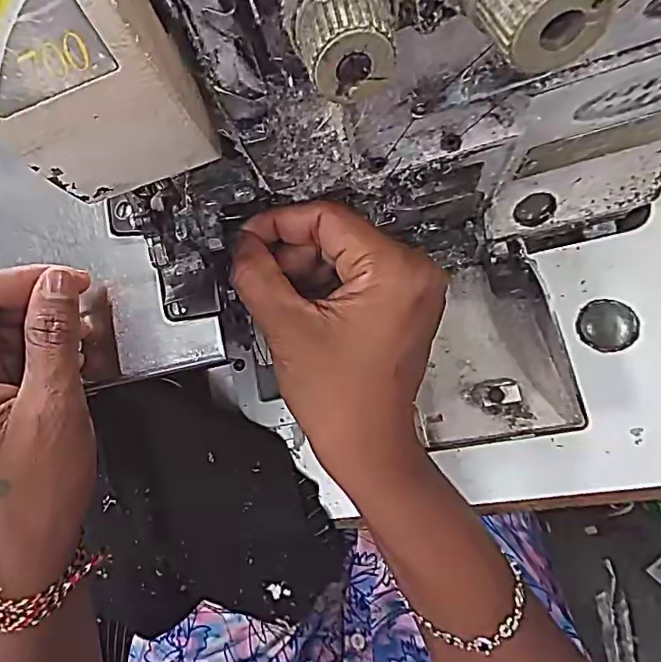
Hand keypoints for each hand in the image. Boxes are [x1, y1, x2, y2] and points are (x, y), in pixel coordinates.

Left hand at [0, 265, 95, 594]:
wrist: (32, 543)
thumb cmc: (32, 497)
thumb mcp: (52, 407)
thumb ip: (54, 336)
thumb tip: (56, 285)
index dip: (29, 282)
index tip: (72, 283)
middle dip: (40, 311)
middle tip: (85, 319)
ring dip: (45, 334)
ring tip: (81, 353)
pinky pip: (2, 355)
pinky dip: (39, 354)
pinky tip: (67, 367)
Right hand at [230, 201, 446, 475]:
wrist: (368, 443)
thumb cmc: (345, 403)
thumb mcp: (287, 327)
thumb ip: (257, 275)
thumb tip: (246, 247)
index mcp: (395, 271)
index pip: (328, 218)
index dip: (280, 224)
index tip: (253, 237)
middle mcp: (414, 274)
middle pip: (337, 235)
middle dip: (292, 254)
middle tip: (261, 274)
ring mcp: (413, 290)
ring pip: (345, 255)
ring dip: (306, 272)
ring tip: (283, 303)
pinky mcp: (404, 305)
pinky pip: (358, 277)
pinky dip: (325, 287)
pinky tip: (304, 311)